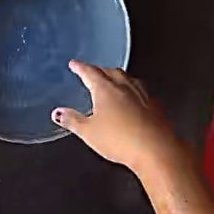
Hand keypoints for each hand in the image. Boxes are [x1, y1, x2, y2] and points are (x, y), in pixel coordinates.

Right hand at [52, 61, 189, 177]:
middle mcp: (125, 87)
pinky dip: (133, 90)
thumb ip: (72, 121)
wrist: (155, 149)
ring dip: (118, 77)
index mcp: (105, 89)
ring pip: (128, 79)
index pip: (90, 72)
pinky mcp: (155, 106)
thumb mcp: (88, 132)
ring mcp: (142, 95)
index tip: (75, 64)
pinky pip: (142, 91)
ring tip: (113, 81)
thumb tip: (58, 113)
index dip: (80, 67)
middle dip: (100, 70)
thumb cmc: (121, 140)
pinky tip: (134, 98)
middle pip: (111, 72)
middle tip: (92, 72)